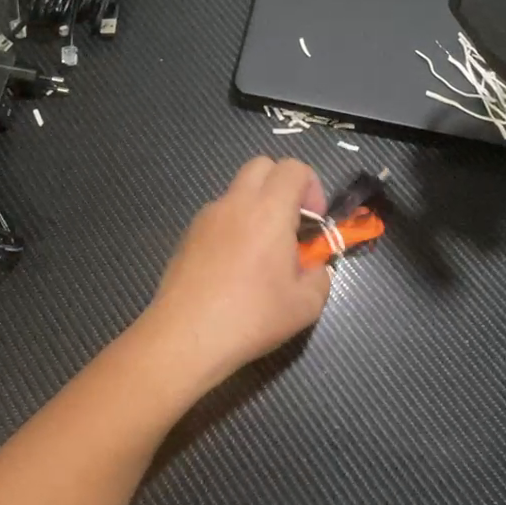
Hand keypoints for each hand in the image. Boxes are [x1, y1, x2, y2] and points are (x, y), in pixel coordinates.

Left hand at [137, 158, 331, 389]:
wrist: (185, 338)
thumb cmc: (251, 317)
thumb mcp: (306, 305)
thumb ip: (320, 276)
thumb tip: (314, 267)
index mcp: (269, 210)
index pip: (293, 168)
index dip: (311, 188)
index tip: (313, 223)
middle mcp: (235, 203)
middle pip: (262, 166)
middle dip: (283, 186)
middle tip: (290, 226)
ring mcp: (206, 217)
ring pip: (237, 192)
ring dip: (256, 207)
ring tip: (261, 253)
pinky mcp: (187, 236)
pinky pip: (218, 216)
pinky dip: (233, 227)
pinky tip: (233, 268)